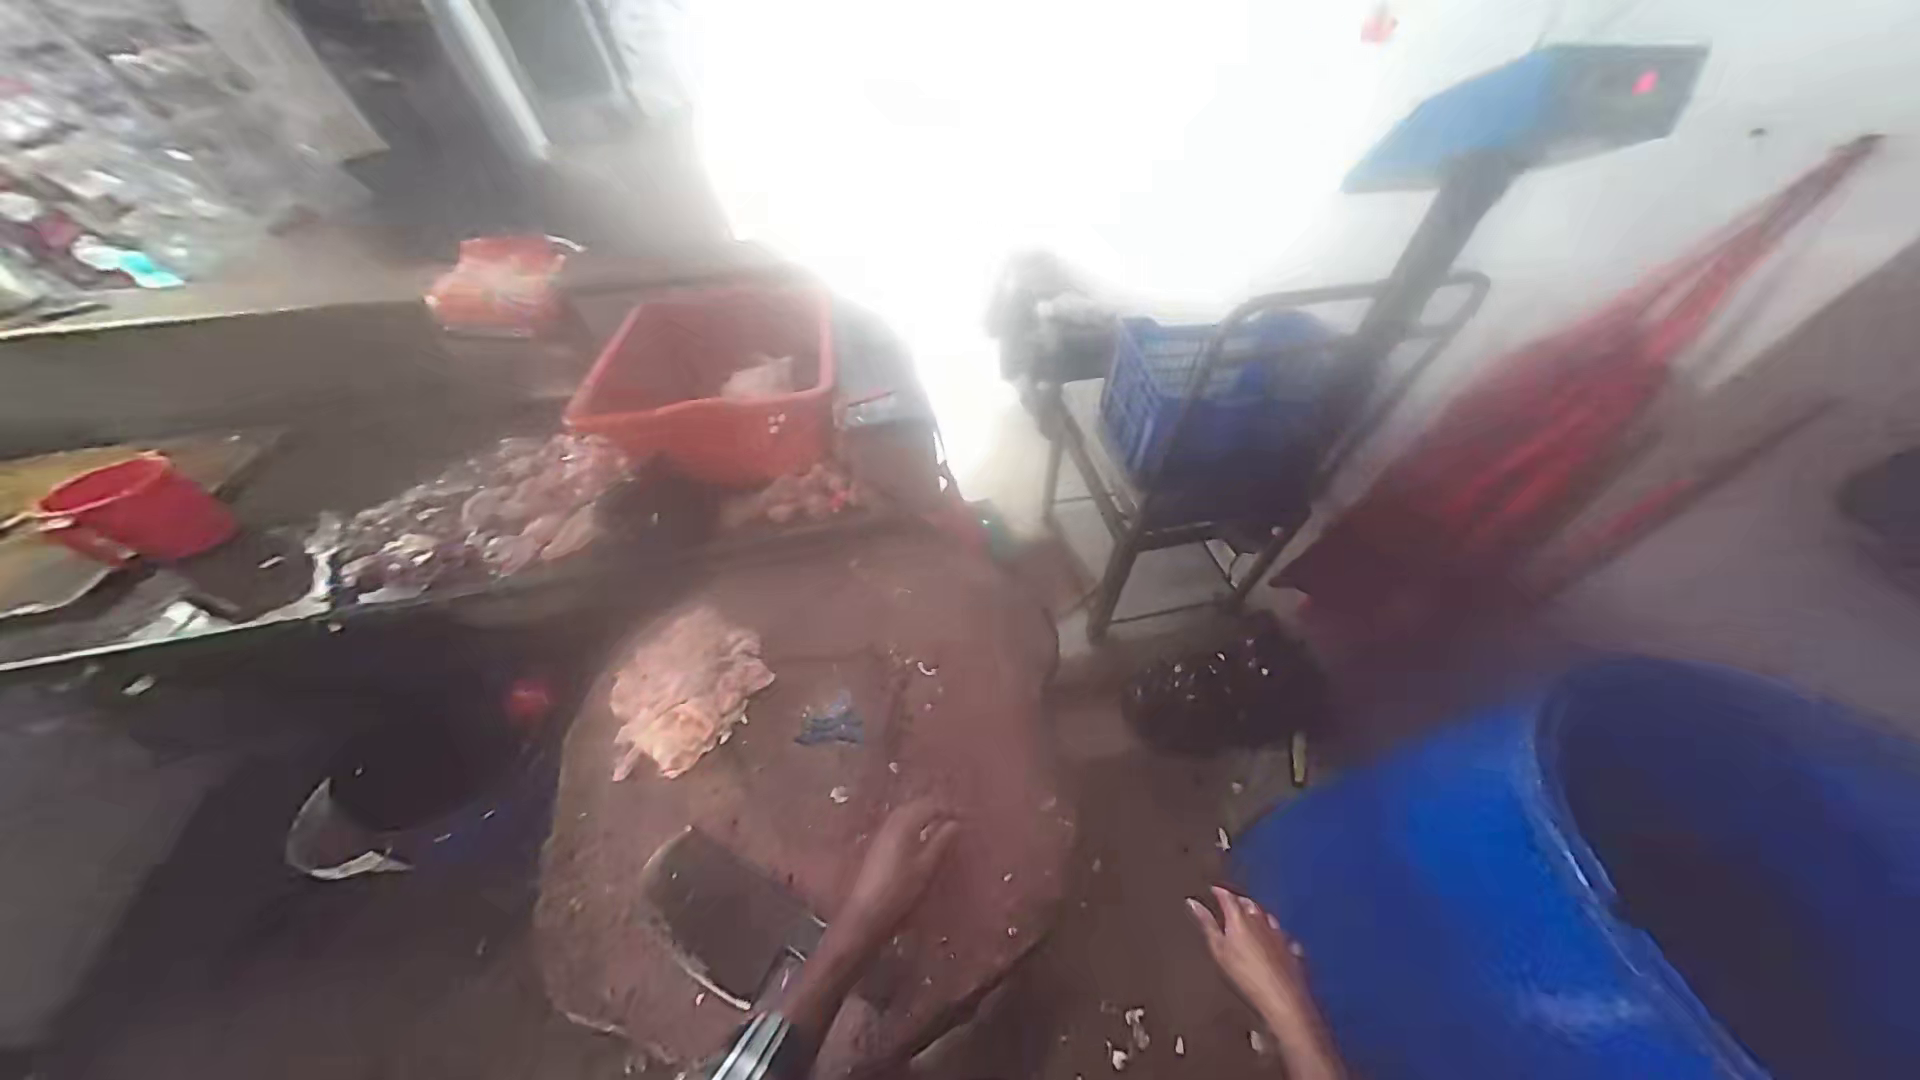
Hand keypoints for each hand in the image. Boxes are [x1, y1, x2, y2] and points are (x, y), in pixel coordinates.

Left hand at [837, 799, 960, 949]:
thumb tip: (955, 823)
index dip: (948, 808)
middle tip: (954, 816)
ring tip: (940, 822)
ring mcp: (883, 831)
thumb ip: (941, 842)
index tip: (964, 816)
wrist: (866, 913)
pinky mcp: (879, 843)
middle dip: (936, 806)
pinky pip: (900, 821)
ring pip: (907, 811)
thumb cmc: (900, 890)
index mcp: (906, 824)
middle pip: (917, 804)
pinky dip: (914, 820)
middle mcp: (893, 822)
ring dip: (924, 812)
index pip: (930, 805)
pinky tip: (920, 833)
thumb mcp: (926, 867)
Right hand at [1188, 886, 1344, 1079]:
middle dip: (1239, 900)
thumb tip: (1192, 900)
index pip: (1228, 897)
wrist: (1283, 1000)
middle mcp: (1260, 921)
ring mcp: (1279, 936)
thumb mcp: (1218, 949)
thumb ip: (1206, 924)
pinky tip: (1278, 940)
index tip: (1213, 889)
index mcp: (1239, 918)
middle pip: (1249, 903)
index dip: (1219, 892)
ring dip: (1259, 914)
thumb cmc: (1244, 974)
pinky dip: (1278, 935)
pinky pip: (1285, 937)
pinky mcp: (1294, 952)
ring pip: (1268, 917)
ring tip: (1252, 916)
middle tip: (1231, 901)